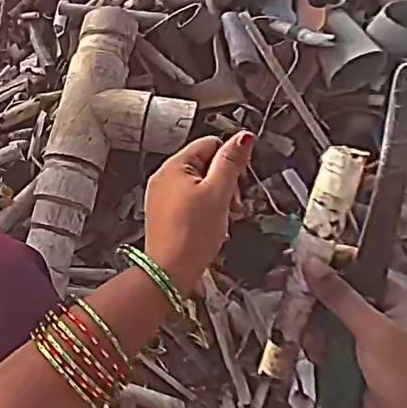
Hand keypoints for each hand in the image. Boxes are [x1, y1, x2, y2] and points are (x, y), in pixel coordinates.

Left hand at [142, 133, 253, 292]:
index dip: (229, 160)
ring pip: (200, 186)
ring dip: (218, 199)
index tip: (238, 181)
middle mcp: (163, 178)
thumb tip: (243, 137)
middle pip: (205, 165)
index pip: (209, 144)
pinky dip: (206, 211)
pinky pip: (191, 202)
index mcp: (173, 166)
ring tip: (221, 218)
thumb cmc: (191, 234)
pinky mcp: (166, 213)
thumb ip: (231, 163)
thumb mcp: (218, 193)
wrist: (170, 270)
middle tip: (231, 203)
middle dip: (225, 182)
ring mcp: (163, 196)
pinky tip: (211, 226)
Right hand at [302, 259, 406, 407]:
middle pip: (335, 292)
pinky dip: (314, 343)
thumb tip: (313, 265)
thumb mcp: (375, 331)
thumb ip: (341, 296)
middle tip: (289, 293)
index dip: (324, 263)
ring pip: (325, 316)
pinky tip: (313, 350)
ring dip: (310, 323)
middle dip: (311, 297)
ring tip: (303, 331)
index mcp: (399, 298)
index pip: (355, 268)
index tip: (297, 261)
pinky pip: (324, 340)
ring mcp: (367, 336)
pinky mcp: (353, 357)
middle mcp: (382, 314)